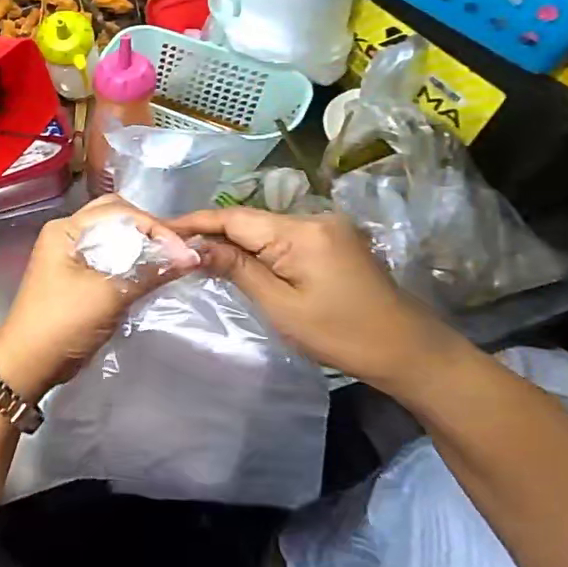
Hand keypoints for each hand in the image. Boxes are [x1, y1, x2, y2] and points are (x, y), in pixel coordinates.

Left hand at [0, 196, 198, 400]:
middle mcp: (67, 233)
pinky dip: (131, 259)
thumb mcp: (109, 295)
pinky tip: (150, 271)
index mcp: (66, 229)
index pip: (119, 212)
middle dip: (148, 230)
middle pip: (116, 217)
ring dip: (141, 244)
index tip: (183, 251)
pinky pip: (109, 256)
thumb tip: (192, 256)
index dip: (155, 228)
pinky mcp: (77, 274)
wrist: (28, 364)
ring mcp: (70, 254)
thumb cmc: (64, 323)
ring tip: (169, 258)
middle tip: (176, 249)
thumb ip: (150, 271)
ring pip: (113, 236)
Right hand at [167, 208, 468, 399]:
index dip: (194, 222)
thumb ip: (238, 269)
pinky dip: (256, 246)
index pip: (234, 218)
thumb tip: (194, 246)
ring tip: (195, 253)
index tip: (159, 229)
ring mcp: (325, 226)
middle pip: (248, 219)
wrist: (409, 349)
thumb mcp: (282, 307)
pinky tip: (237, 259)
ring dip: (232, 239)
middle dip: (210, 231)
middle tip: (171, 246)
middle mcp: (312, 217)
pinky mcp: (333, 239)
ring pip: (264, 226)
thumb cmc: (343, 335)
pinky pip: (283, 236)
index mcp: (300, 231)